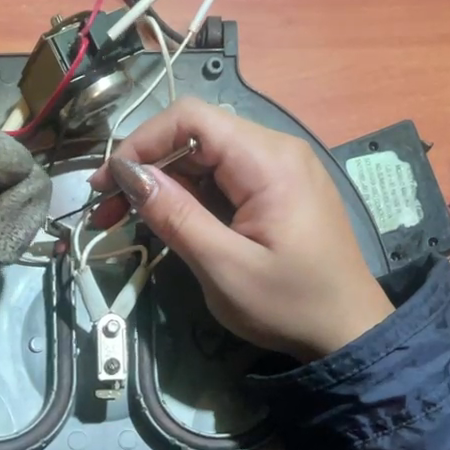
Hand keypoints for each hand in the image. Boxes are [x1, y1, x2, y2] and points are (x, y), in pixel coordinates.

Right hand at [87, 98, 391, 359]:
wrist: (345, 330)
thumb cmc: (288, 304)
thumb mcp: (224, 268)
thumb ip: (177, 217)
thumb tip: (130, 176)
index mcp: (267, 161)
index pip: (191, 119)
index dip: (140, 143)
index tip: (106, 185)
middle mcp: (274, 151)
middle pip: (195, 136)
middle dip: (144, 167)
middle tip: (104, 211)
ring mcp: (277, 170)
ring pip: (204, 159)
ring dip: (161, 185)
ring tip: (123, 220)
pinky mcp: (274, 193)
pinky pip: (221, 181)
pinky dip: (186, 198)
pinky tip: (163, 222)